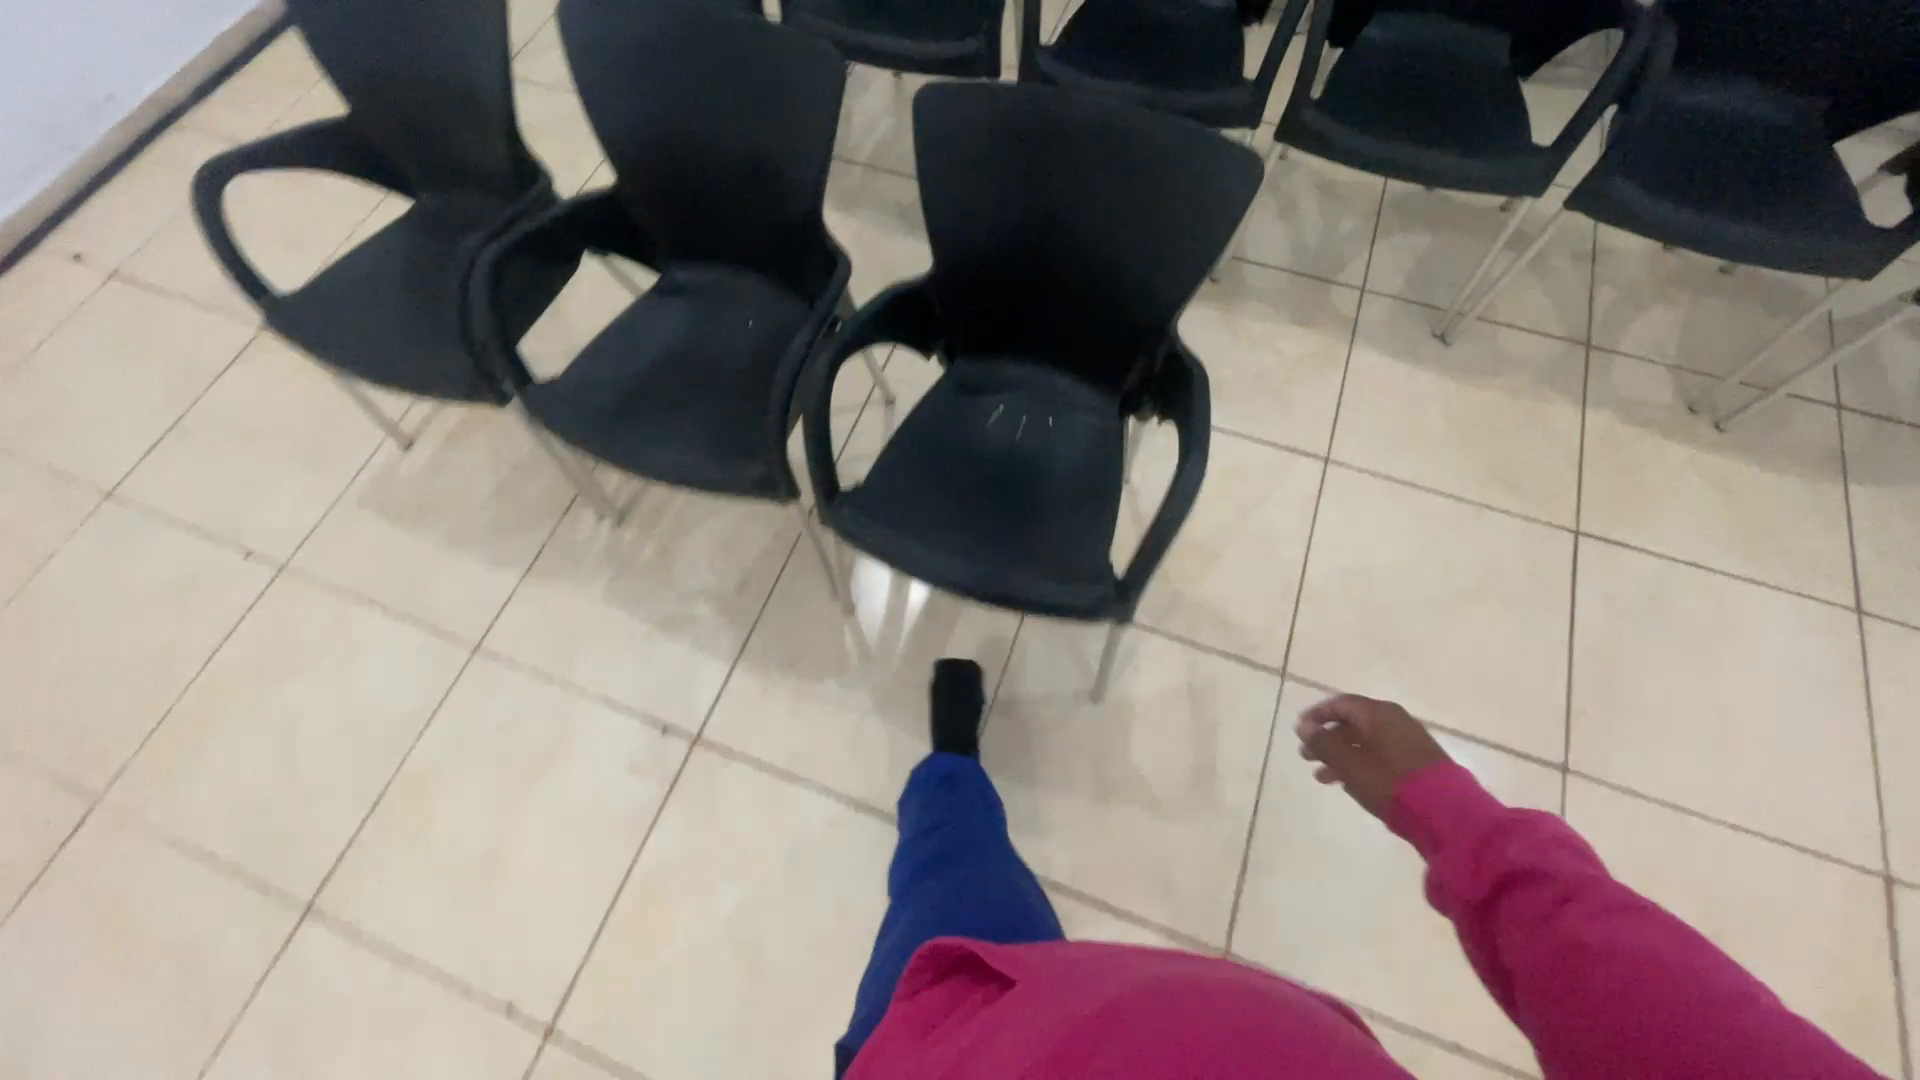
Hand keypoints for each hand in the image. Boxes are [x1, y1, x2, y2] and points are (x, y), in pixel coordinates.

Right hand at [1295, 695, 1451, 821]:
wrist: (1448, 814)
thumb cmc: (1391, 783)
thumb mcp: (1350, 765)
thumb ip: (1324, 744)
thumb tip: (1304, 726)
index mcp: (1378, 714)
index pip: (1340, 704)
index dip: (1317, 715)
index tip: (1300, 731)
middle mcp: (1395, 721)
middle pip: (1353, 723)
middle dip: (1327, 739)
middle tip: (1307, 757)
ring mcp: (1410, 742)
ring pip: (1366, 742)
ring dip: (1342, 756)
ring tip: (1323, 778)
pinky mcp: (1420, 762)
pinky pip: (1382, 755)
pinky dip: (1361, 764)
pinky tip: (1351, 783)